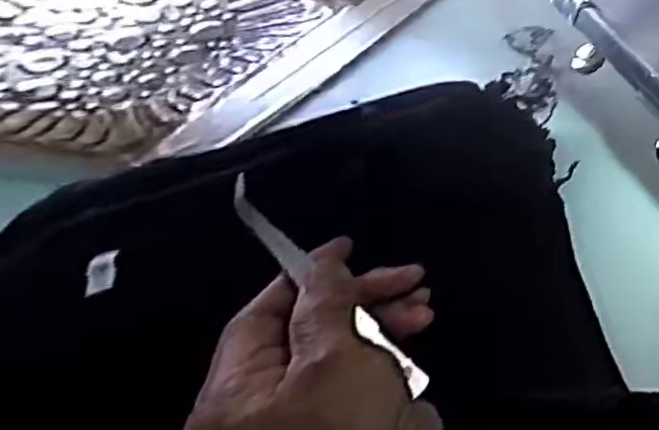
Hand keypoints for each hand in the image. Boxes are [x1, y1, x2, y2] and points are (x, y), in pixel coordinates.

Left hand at [186, 237, 439, 429]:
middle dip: (362, 293)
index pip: (261, 315)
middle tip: (408, 277)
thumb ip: (325, 304)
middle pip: (310, 322)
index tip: (346, 247)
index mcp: (237, 393)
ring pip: (343, 339)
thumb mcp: (332, 357)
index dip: (304, 276)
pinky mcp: (345, 414)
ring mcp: (306, 410)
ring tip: (421, 307)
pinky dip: (390, 339)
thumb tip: (321, 265)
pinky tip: (416, 330)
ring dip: (386, 312)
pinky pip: (362, 362)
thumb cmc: (342, 428)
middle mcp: (263, 402)